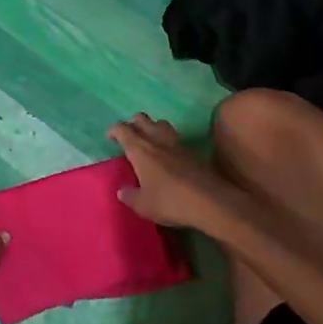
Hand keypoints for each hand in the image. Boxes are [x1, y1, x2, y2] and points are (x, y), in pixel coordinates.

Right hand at [108, 113, 246, 232]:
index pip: (122, 129)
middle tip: (129, 137)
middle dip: (132, 123)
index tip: (110, 138)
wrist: (212, 203)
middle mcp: (156, 140)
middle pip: (141, 118)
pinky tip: (169, 155)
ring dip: (152, 127)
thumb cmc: (170, 202)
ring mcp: (177, 144)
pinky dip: (168, 141)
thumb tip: (122, 191)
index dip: (113, 130)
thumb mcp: (143, 205)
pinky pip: (176, 138)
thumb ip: (129, 196)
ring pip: (161, 123)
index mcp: (140, 149)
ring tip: (150, 141)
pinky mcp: (193, 152)